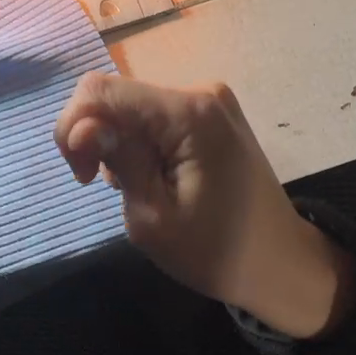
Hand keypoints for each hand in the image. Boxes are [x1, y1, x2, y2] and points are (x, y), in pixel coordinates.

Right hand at [54, 73, 354, 339]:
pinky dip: (142, 143)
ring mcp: (210, 100)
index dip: (74, 127)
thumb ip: (117, 159)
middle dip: (97, 138)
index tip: (84, 177)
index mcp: (188, 112)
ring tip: (137, 189)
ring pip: (133, 107)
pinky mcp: (212, 114)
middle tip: (103, 187)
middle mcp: (201, 91)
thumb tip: (80, 125)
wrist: (281, 264)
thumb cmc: (215, 251)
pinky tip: (154, 177)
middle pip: (117, 95)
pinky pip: (156, 116)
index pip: (101, 90)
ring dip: (120, 144)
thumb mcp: (151, 217)